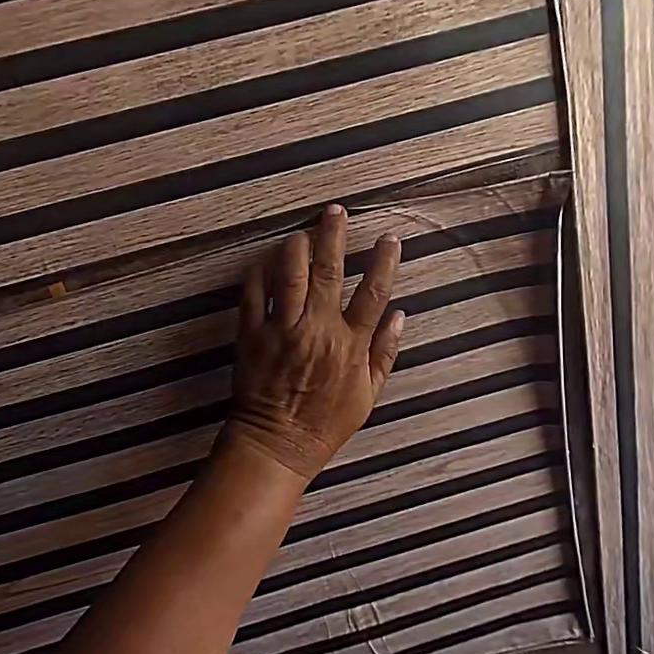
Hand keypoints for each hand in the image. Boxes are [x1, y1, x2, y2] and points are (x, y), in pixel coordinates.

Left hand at [218, 204, 403, 483]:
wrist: (278, 443)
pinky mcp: (253, 335)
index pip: (373, 292)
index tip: (388, 238)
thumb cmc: (325, 423)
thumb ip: (385, 352)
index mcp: (350, 344)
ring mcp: (283, 330)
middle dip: (334, 236)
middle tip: (335, 210)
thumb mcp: (368, 395)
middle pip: (329, 272)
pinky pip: (254, 294)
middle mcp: (318, 330)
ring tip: (301, 230)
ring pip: (290, 275)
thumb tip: (401, 314)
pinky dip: (260, 272)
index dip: (384, 262)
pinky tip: (266, 257)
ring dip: (297, 246)